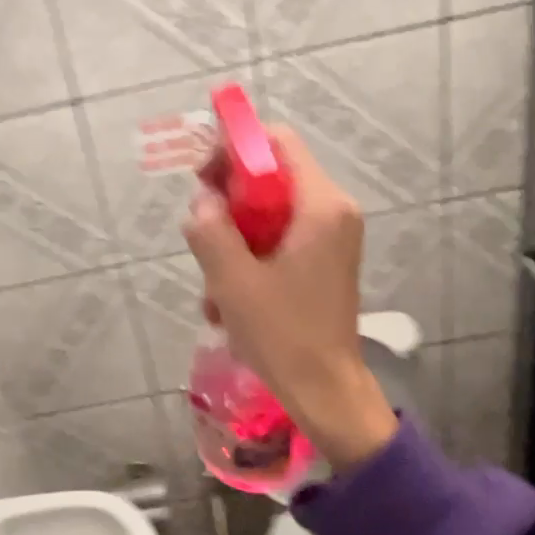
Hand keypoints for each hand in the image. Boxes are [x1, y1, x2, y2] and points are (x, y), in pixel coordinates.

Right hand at [183, 127, 398, 470]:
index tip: (200, 177)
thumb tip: (202, 203)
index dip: (233, 149)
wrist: (324, 391)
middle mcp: (334, 212)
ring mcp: (332, 240)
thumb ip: (211, 231)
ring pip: (270, 216)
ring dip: (233, 245)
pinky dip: (251, 264)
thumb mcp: (232, 282)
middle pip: (271, 179)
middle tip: (201, 238)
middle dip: (228, 207)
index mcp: (321, 206)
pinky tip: (229, 304)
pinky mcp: (324, 265)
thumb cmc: (283, 336)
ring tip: (214, 291)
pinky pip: (280, 244)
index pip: (276, 142)